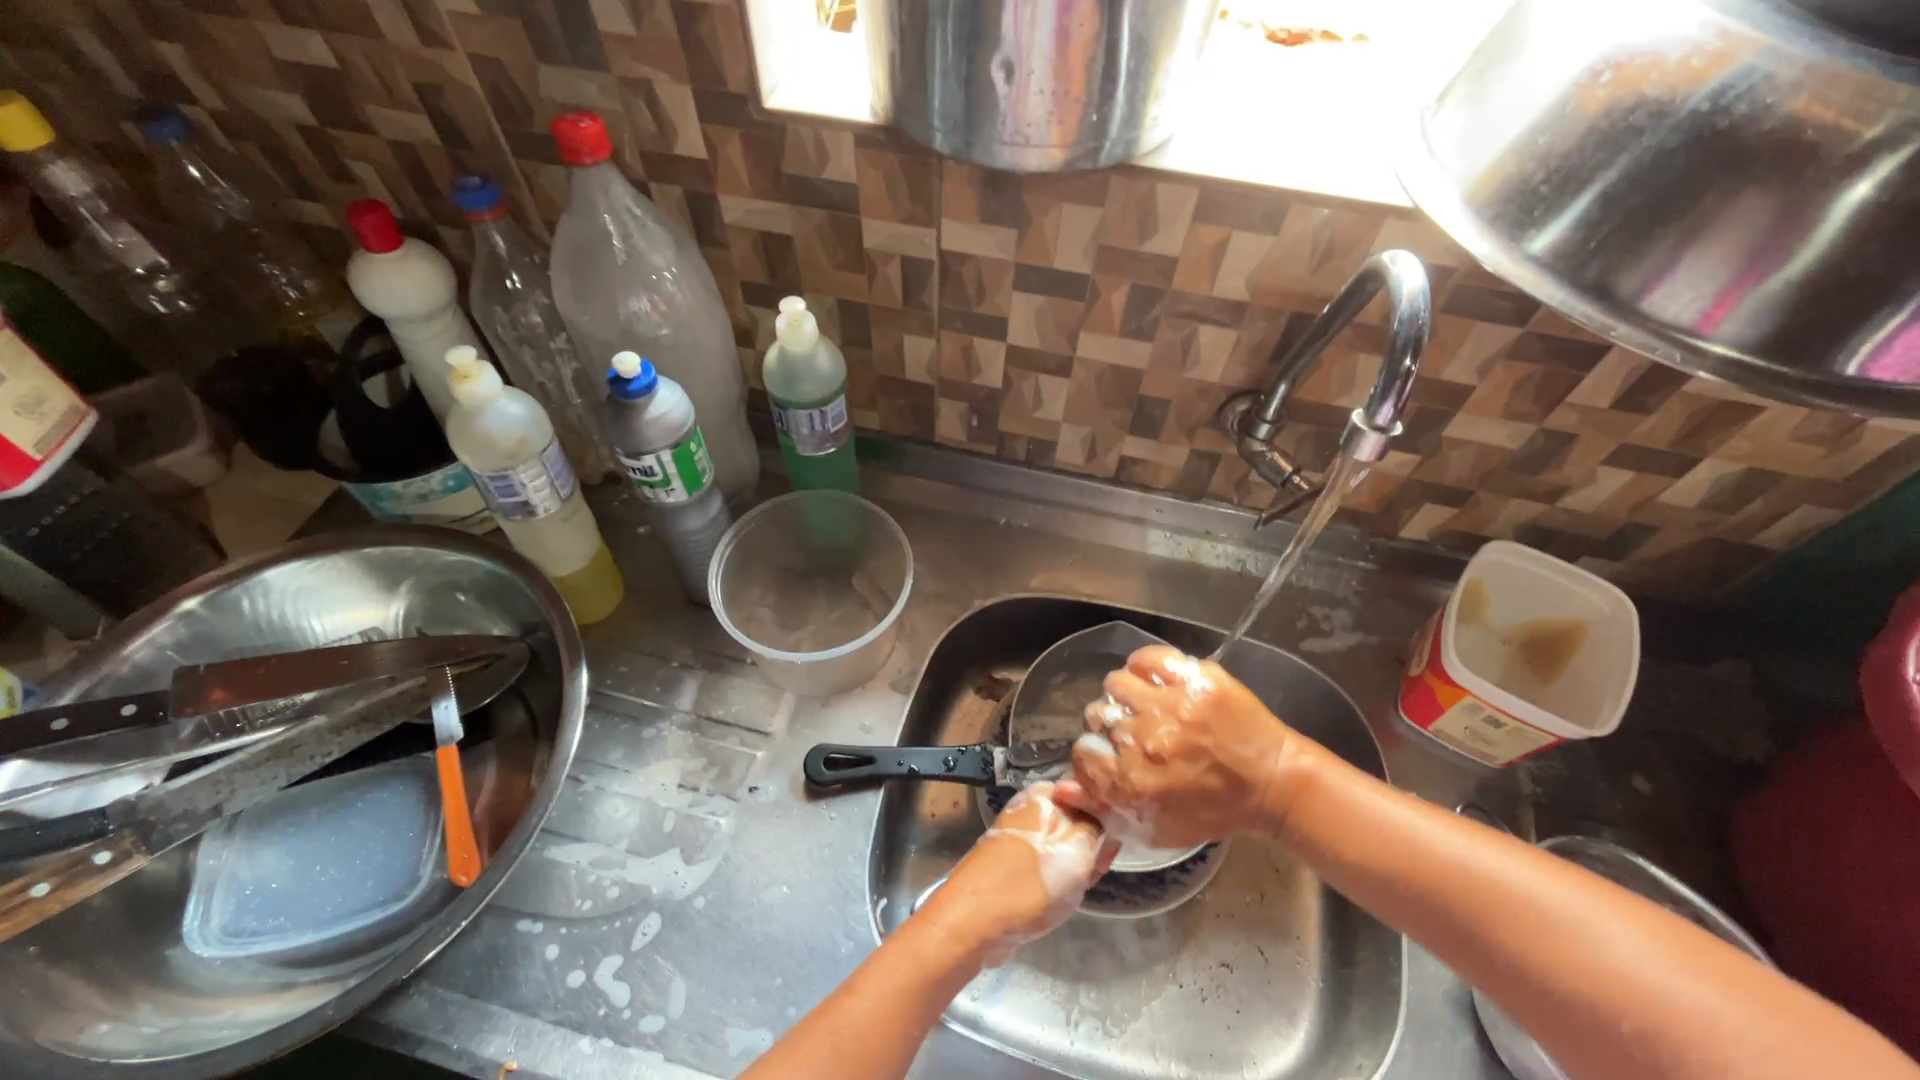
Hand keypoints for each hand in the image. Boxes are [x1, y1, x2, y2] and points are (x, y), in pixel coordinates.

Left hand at [918, 782, 1117, 966]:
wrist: (972, 925)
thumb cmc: (1030, 885)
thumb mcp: (1077, 852)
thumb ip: (1096, 827)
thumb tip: (1103, 811)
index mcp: (1041, 797)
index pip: (1085, 791)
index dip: (1106, 814)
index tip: (1117, 836)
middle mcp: (1027, 812)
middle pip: (1074, 821)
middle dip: (1090, 844)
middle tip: (1097, 867)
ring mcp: (1018, 841)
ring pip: (1061, 847)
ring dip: (1076, 866)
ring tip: (1081, 885)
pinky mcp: (1011, 868)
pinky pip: (1045, 867)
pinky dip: (1057, 880)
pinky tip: (1063, 897)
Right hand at [1056, 645, 1315, 848]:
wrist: (1272, 783)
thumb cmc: (1213, 810)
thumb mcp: (1155, 827)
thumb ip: (1103, 810)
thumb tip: (1060, 788)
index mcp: (1131, 781)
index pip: (1083, 754)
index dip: (1093, 755)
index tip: (1109, 756)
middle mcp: (1144, 740)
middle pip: (1097, 716)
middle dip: (1110, 725)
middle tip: (1134, 732)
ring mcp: (1170, 705)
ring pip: (1117, 684)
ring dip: (1126, 695)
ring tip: (1145, 704)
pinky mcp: (1193, 679)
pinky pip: (1147, 658)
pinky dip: (1144, 665)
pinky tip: (1154, 679)